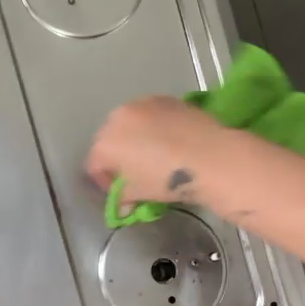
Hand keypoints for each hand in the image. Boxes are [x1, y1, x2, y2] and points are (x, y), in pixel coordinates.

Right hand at [86, 96, 229, 205]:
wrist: (210, 156)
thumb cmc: (167, 179)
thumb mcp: (140, 193)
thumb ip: (123, 198)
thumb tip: (122, 206)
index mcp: (105, 144)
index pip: (94, 164)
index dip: (103, 181)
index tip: (118, 192)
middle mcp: (118, 117)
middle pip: (109, 140)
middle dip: (117, 157)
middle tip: (134, 173)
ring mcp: (142, 104)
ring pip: (129, 123)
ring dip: (134, 139)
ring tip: (152, 155)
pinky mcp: (165, 99)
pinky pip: (151, 115)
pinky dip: (153, 127)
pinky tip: (169, 141)